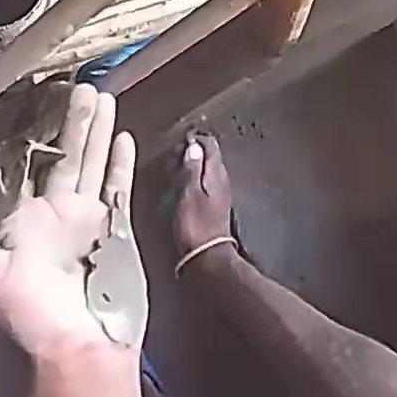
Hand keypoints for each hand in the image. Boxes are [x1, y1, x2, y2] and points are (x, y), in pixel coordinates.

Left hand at [0, 84, 137, 363]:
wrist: (79, 348)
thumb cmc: (29, 315)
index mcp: (25, 218)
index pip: (29, 165)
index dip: (32, 135)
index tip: (37, 103)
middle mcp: (57, 212)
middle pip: (67, 155)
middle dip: (74, 122)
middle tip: (82, 87)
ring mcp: (89, 219)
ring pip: (94, 164)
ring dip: (99, 132)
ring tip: (103, 99)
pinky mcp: (116, 229)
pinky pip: (118, 188)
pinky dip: (120, 163)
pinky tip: (122, 138)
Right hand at [172, 132, 233, 267]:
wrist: (206, 257)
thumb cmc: (195, 224)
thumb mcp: (189, 193)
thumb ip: (192, 168)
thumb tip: (193, 146)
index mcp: (217, 174)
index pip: (210, 145)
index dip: (195, 139)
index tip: (179, 141)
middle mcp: (222, 180)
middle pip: (209, 156)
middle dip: (193, 150)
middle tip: (174, 154)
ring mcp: (220, 192)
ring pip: (207, 168)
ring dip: (192, 164)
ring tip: (175, 166)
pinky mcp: (214, 204)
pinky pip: (204, 181)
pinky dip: (194, 177)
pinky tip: (183, 183)